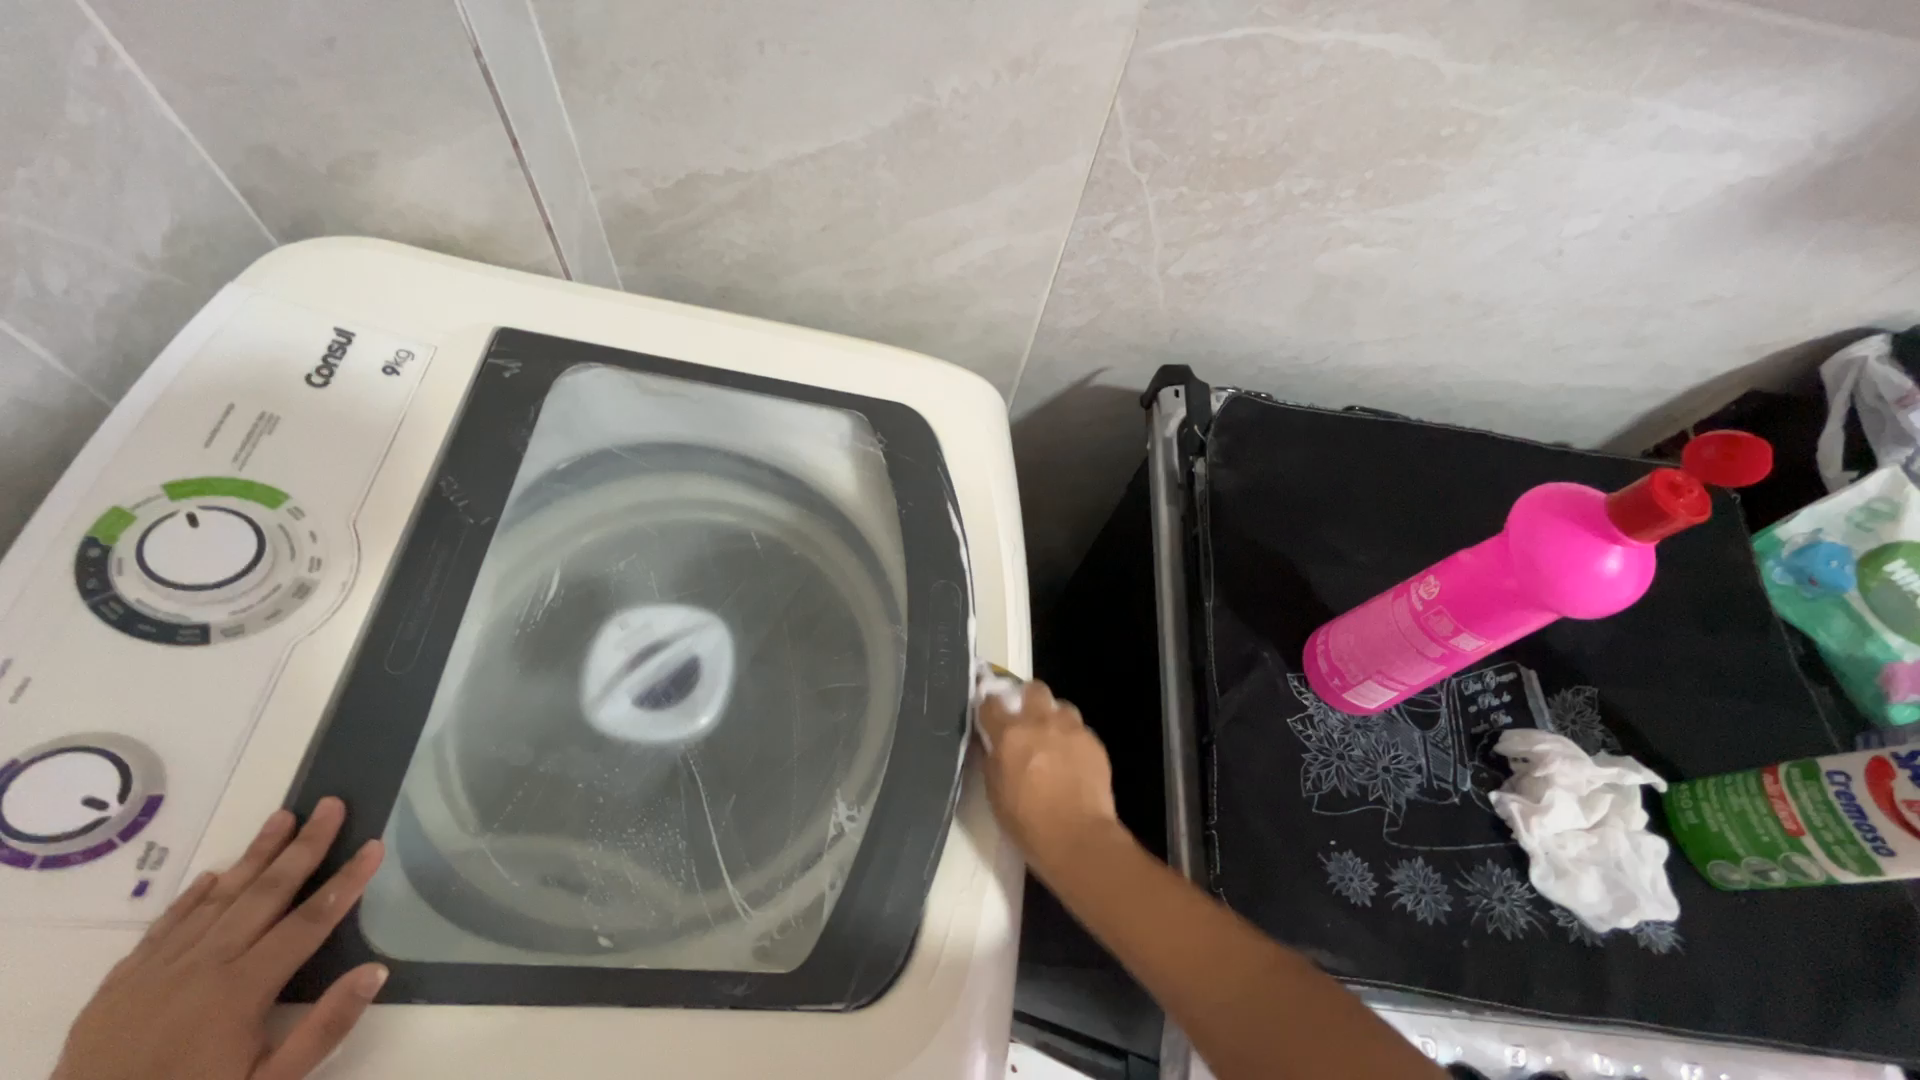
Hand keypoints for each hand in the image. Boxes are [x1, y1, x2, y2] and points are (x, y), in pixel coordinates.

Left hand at [54, 798, 386, 1079]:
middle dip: (304, 846)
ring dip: (254, 855)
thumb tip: (375, 970)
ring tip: (282, 817)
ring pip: (216, 899)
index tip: (374, 845)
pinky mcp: (121, 984)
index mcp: (242, 989)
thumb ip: (323, 1029)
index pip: (310, 921)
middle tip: (330, 805)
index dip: (347, 881)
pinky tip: (212, 876)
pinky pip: (164, 926)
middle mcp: (202, 966)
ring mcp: (156, 971)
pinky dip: (192, 896)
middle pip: (265, 894)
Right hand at [975, 677, 1122, 878]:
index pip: (991, 703)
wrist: (1077, 836)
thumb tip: (992, 743)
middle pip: (1033, 689)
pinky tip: (1073, 761)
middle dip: (1027, 698)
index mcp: (1009, 734)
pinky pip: (1080, 730)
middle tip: (1026, 719)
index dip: (988, 705)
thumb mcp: (995, 792)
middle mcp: (1040, 722)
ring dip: (1054, 718)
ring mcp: (1071, 729)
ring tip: (1054, 740)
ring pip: (1062, 707)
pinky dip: (1073, 739)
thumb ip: (992, 759)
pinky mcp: (1094, 742)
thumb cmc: (1027, 821)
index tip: (989, 712)